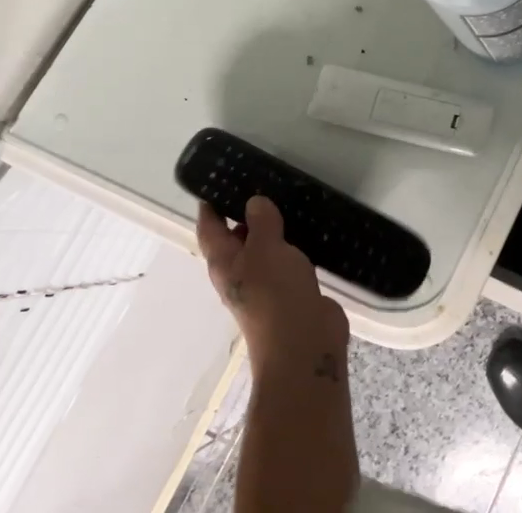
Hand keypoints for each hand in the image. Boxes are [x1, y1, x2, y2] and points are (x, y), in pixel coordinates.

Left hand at [197, 196, 349, 383]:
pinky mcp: (293, 289)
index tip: (219, 180)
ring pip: (265, 248)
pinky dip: (295, 243)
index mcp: (225, 263)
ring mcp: (267, 282)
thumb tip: (254, 202)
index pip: (209, 228)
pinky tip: (312, 229)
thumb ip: (261, 223)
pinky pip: (290, 259)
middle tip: (265, 182)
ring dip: (274, 228)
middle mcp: (241, 272)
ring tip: (291, 198)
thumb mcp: (265, 249)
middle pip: (236, 237)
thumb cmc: (276, 293)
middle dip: (246, 213)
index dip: (210, 205)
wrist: (303, 342)